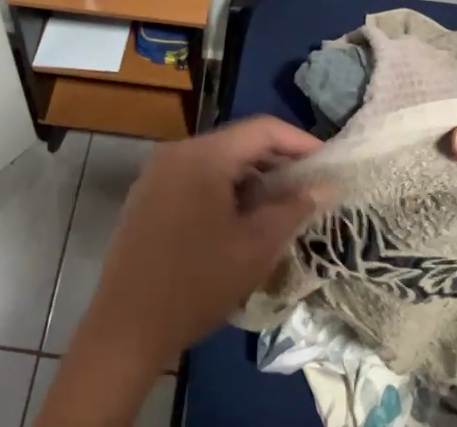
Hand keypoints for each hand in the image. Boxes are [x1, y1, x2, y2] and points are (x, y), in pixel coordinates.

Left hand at [82, 116, 326, 363]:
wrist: (127, 326)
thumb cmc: (197, 283)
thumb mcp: (255, 247)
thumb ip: (293, 208)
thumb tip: (325, 185)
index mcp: (203, 155)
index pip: (262, 130)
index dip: (300, 141)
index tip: (329, 163)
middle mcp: (176, 152)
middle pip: (238, 143)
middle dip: (277, 163)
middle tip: (310, 189)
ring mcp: (157, 174)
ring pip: (217, 163)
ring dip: (252, 179)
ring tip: (282, 208)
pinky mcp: (147, 197)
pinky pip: (195, 180)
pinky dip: (224, 191)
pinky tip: (241, 222)